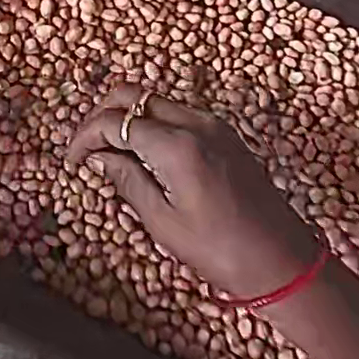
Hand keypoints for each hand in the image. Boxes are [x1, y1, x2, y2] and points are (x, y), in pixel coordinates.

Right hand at [65, 86, 319, 298]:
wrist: (286, 264)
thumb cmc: (221, 252)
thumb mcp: (164, 222)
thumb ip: (127, 180)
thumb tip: (98, 158)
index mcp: (177, 147)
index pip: (114, 122)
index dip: (85, 137)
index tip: (72, 161)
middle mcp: (195, 124)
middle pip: (131, 95)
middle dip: (100, 116)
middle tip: (86, 148)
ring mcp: (213, 125)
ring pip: (152, 99)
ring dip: (124, 117)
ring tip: (109, 152)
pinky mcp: (223, 134)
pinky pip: (174, 112)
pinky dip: (149, 123)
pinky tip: (140, 152)